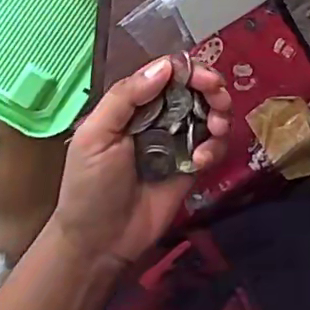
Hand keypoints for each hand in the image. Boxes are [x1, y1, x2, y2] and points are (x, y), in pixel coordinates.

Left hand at [49, 55, 230, 265]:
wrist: (99, 243)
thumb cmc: (89, 186)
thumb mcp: (95, 135)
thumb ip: (125, 97)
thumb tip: (166, 66)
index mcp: (133, 104)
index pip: (167, 74)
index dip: (190, 71)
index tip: (206, 79)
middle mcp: (158, 117)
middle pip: (194, 89)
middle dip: (212, 88)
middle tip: (220, 99)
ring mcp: (177, 141)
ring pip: (210, 113)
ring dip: (220, 114)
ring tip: (217, 128)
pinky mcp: (192, 166)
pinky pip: (214, 146)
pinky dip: (216, 147)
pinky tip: (202, 161)